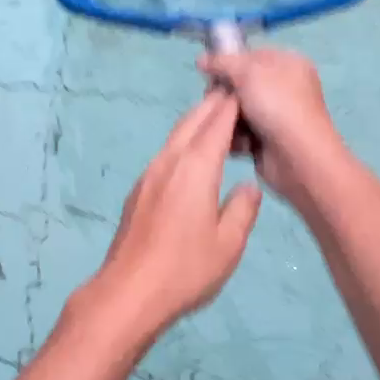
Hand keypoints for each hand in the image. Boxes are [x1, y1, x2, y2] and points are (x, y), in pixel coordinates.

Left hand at [79, 93, 262, 342]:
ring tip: (218, 121)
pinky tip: (194, 157)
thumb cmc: (186, 267)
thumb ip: (242, 209)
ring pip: (177, 135)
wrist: (130, 290)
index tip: (247, 89)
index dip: (232, 103)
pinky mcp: (140, 189)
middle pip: (193, 120)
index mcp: (196, 167)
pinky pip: (167, 153)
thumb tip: (248, 185)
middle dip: (214, 105)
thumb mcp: (229, 243)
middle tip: (236, 96)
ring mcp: (150, 173)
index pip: (217, 122)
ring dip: (197, 122)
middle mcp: (170, 160)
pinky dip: (185, 142)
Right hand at [198, 48, 348, 202]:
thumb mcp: (247, 72)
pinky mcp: (268, 140)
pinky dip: (234, 136)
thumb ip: (222, 62)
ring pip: (238, 108)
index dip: (229, 61)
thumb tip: (201, 59)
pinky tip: (231, 141)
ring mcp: (277, 115)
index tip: (210, 72)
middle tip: (215, 99)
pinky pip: (242, 131)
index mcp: (289, 63)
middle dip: (224, 92)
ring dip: (226, 116)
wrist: (297, 157)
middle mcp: (285, 87)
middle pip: (241, 83)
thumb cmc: (276, 105)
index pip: (251, 54)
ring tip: (221, 123)